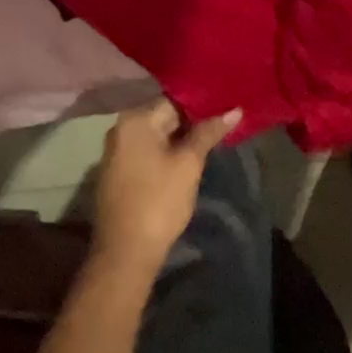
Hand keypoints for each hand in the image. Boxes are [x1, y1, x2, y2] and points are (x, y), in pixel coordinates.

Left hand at [90, 99, 241, 274]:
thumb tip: (234, 110)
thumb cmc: (159, 202)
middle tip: (225, 124)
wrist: (125, 252)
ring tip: (213, 140)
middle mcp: (121, 128)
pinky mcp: (119, 172)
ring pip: (157, 135)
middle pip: (165, 116)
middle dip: (193, 121)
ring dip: (182, 138)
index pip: (175, 99)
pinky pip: (148, 151)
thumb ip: (209, 133)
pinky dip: (167, 152)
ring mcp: (117, 151)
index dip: (203, 104)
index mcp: (135, 120)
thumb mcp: (189, 164)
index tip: (227, 107)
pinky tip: (188, 160)